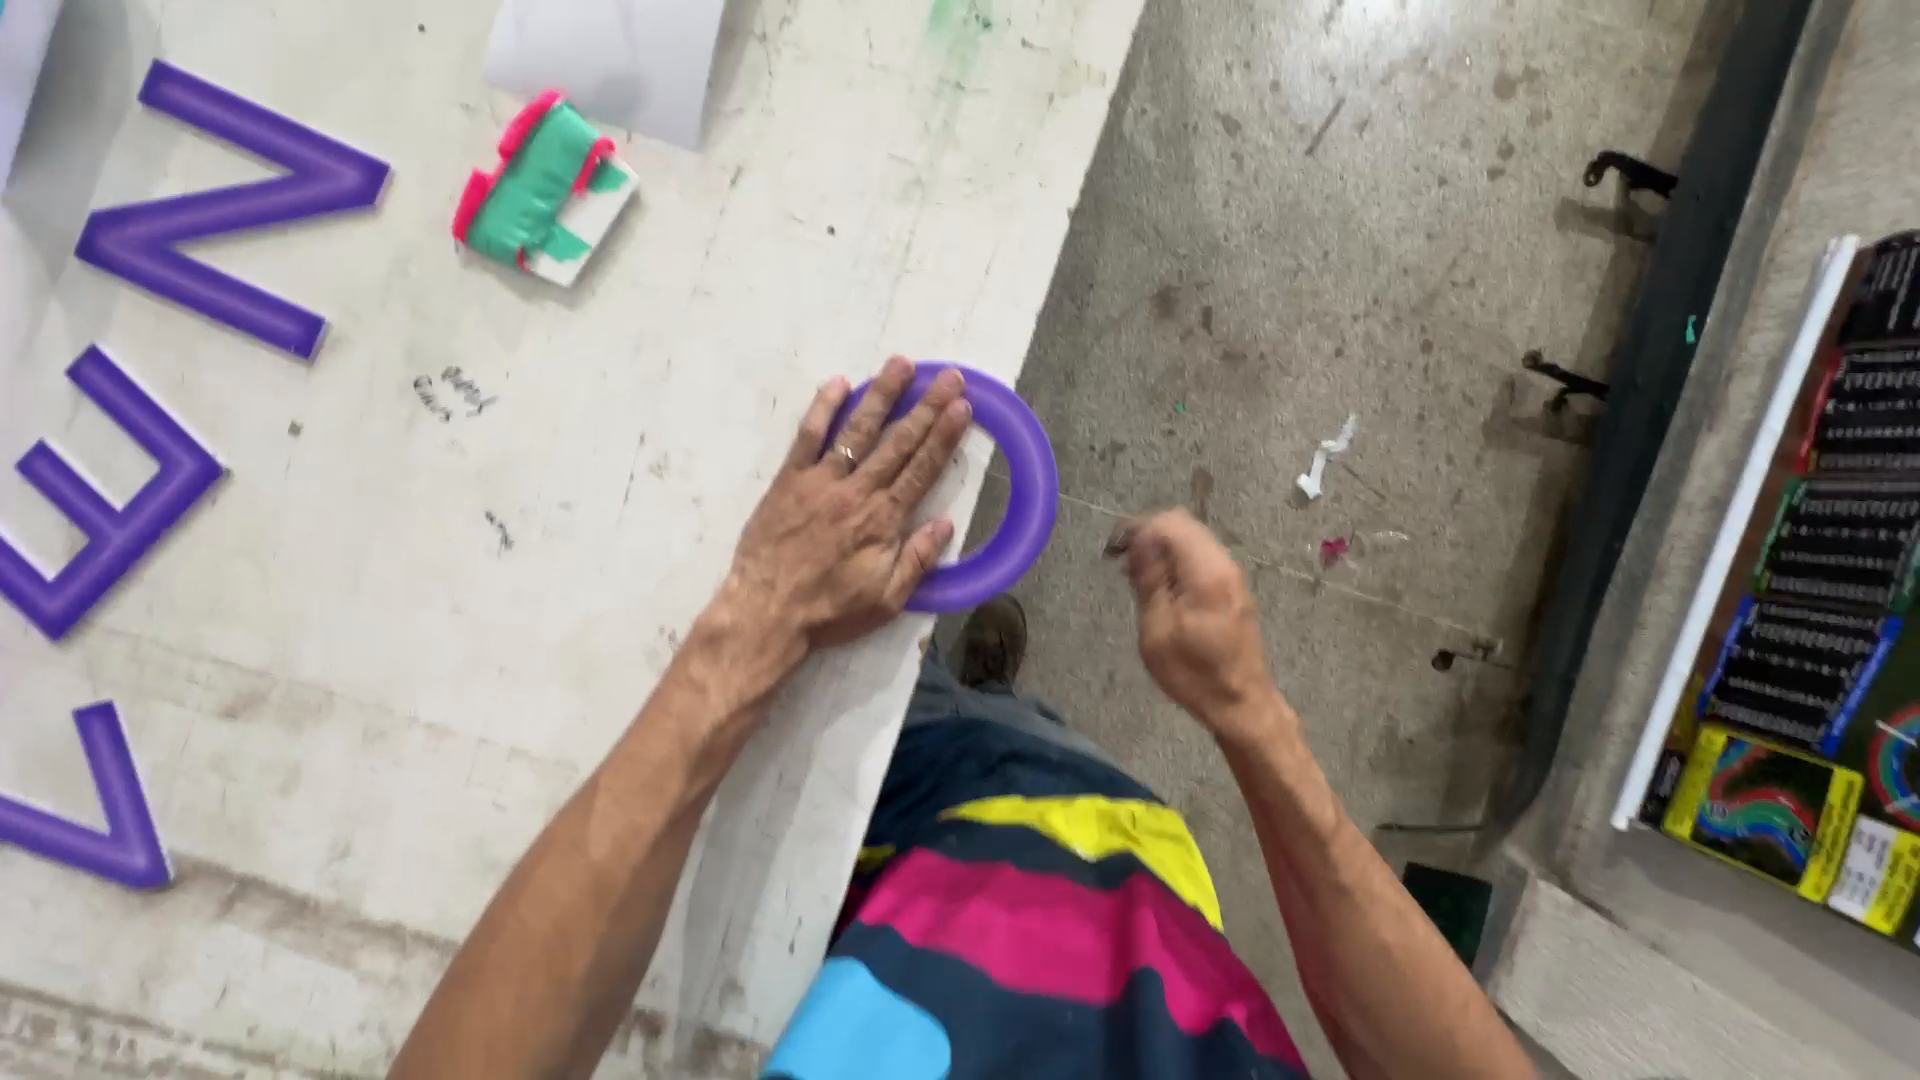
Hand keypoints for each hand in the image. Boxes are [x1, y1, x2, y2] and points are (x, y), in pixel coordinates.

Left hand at [718, 357, 970, 659]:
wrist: (766, 613)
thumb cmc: (830, 612)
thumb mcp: (888, 600)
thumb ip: (918, 560)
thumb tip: (946, 524)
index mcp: (884, 520)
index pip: (922, 469)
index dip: (944, 436)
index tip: (962, 407)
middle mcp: (857, 492)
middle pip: (898, 442)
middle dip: (927, 406)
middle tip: (948, 377)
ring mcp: (821, 481)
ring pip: (858, 430)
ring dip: (882, 395)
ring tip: (901, 364)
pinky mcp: (789, 481)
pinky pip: (808, 437)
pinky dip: (823, 409)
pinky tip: (839, 383)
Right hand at [1123, 509, 1284, 742]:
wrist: (1242, 704)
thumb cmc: (1194, 674)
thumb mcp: (1159, 630)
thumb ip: (1150, 579)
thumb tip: (1138, 538)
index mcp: (1206, 572)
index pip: (1169, 523)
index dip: (1137, 528)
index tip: (1113, 551)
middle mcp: (1224, 565)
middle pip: (1182, 524)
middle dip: (1148, 534)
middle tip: (1120, 561)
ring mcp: (1232, 576)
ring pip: (1192, 539)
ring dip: (1161, 548)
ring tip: (1135, 576)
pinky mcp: (1232, 589)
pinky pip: (1201, 557)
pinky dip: (1176, 561)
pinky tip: (1160, 586)